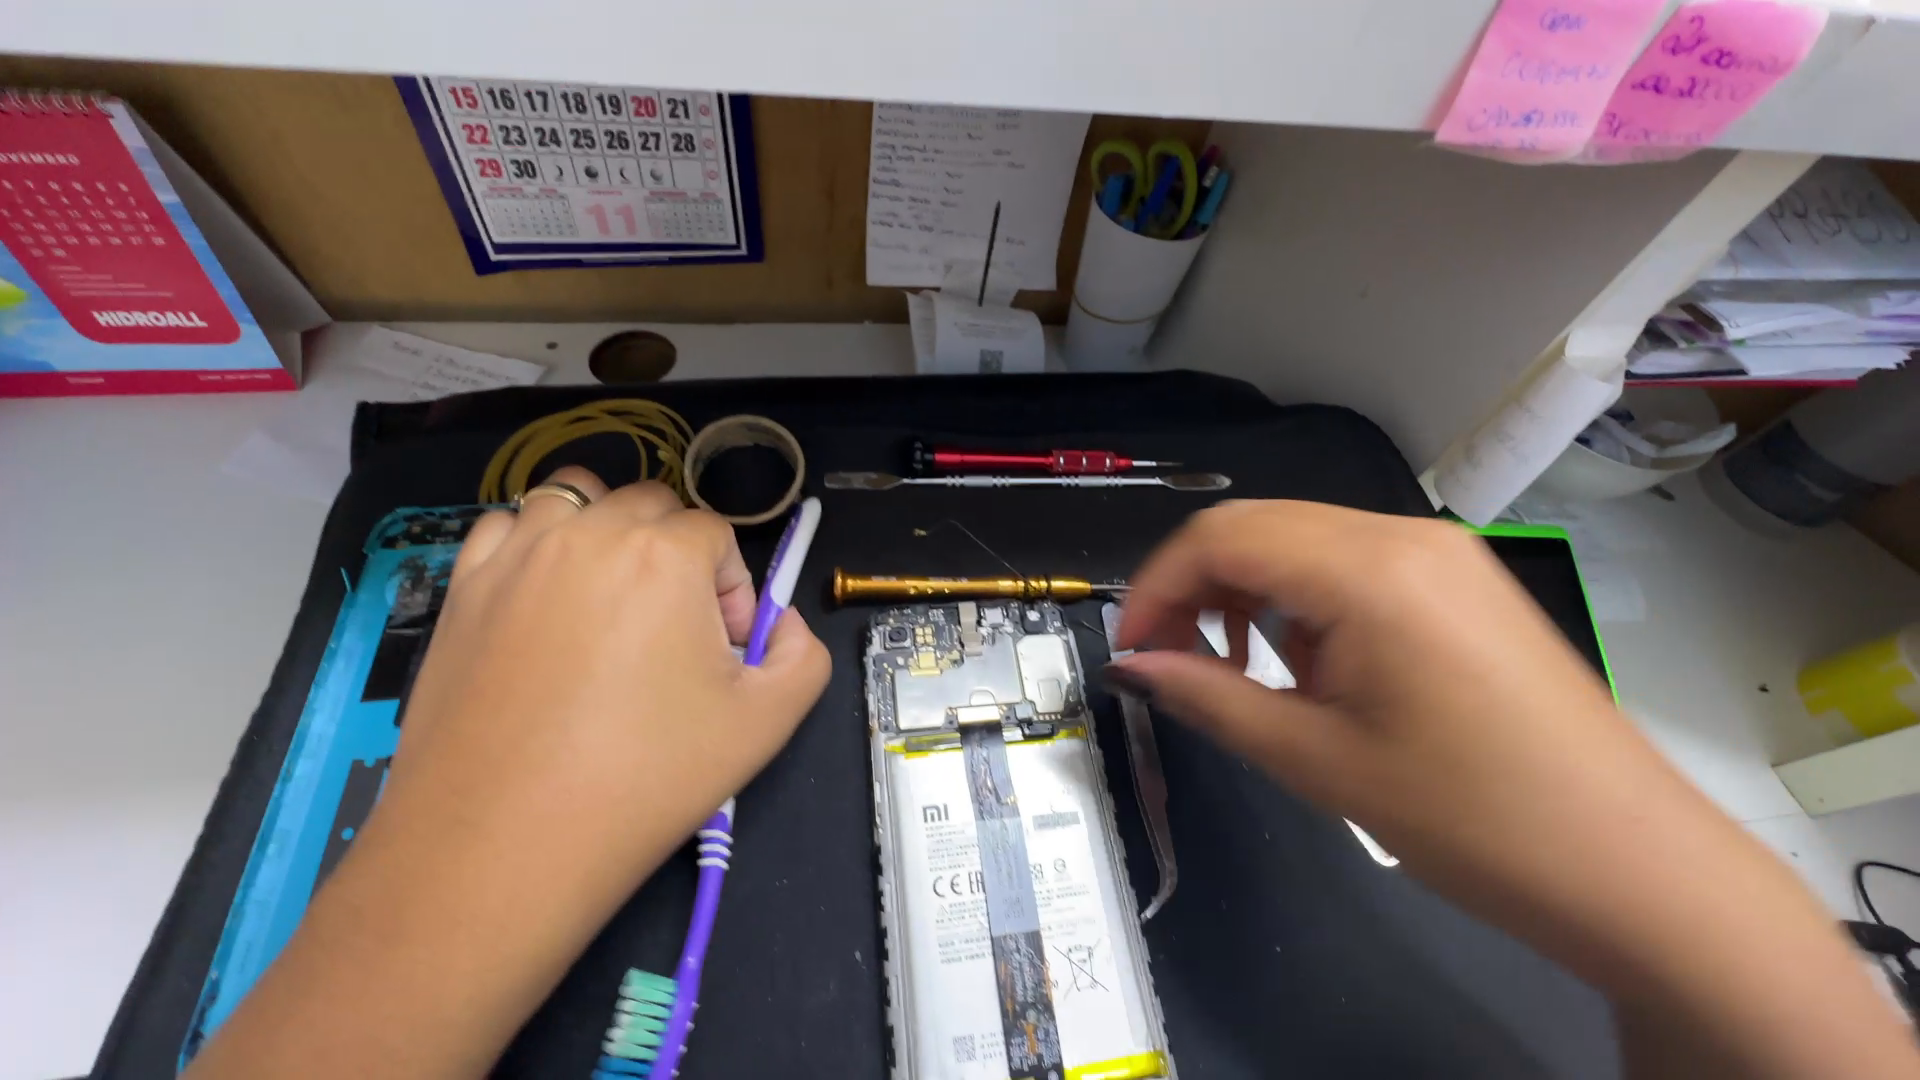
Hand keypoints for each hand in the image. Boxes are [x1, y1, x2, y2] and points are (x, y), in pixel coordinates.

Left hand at [187, 467, 829, 1079]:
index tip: (723, 654)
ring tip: (611, 601)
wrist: (503, 845)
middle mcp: (590, 534)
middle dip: (678, 555)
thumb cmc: (646, 777)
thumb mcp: (768, 722)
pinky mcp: (463, 588)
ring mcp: (517, 555)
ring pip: (578, 499)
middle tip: (674, 633)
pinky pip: (509, 527)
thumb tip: (780, 623)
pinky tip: (546, 600)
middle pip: (653, 506)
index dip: (732, 591)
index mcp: (666, 555)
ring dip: (608, 532)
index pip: (718, 537)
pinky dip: (537, 543)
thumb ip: (803, 653)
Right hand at [1112, 501, 1919, 1079]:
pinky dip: (1295, 599)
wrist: (1636, 869)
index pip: (1221, 537)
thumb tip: (1130, 667)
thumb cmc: (1470, 818)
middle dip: (1192, 586)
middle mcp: (1404, 535)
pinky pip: (1345, 563)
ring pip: (1297, 540)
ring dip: (1242, 592)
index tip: (1129, 650)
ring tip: (1229, 666)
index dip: (1155, 587)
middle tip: (1163, 657)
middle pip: (1255, 526)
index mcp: (1369, 569)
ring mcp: (1438, 553)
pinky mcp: (1455, 580)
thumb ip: (1208, 697)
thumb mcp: (1316, 761)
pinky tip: (1299, 660)